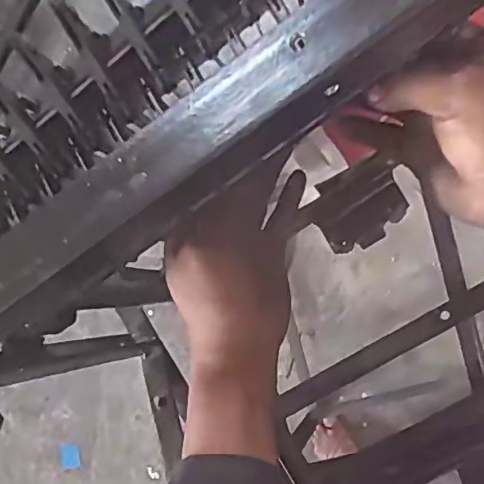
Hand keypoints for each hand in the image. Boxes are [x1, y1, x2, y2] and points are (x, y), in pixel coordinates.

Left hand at [166, 154, 307, 386]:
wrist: (241, 347)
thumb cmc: (216, 304)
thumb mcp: (206, 251)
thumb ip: (217, 215)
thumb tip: (228, 180)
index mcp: (186, 236)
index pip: (200, 190)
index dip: (216, 166)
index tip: (231, 138)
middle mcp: (212, 237)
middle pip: (229, 193)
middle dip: (244, 169)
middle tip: (261, 136)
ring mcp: (242, 247)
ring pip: (255, 205)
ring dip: (268, 180)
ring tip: (281, 150)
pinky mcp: (267, 257)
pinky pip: (276, 222)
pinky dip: (286, 202)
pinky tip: (297, 180)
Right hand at [339, 26, 483, 236]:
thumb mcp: (456, 90)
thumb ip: (409, 83)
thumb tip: (372, 91)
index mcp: (471, 52)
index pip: (425, 34)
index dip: (395, 37)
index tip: (363, 41)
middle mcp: (450, 81)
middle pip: (402, 69)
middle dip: (374, 71)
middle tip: (340, 70)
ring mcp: (433, 117)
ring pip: (389, 103)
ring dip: (363, 102)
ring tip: (333, 96)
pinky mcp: (418, 148)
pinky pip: (383, 135)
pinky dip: (362, 131)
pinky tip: (341, 124)